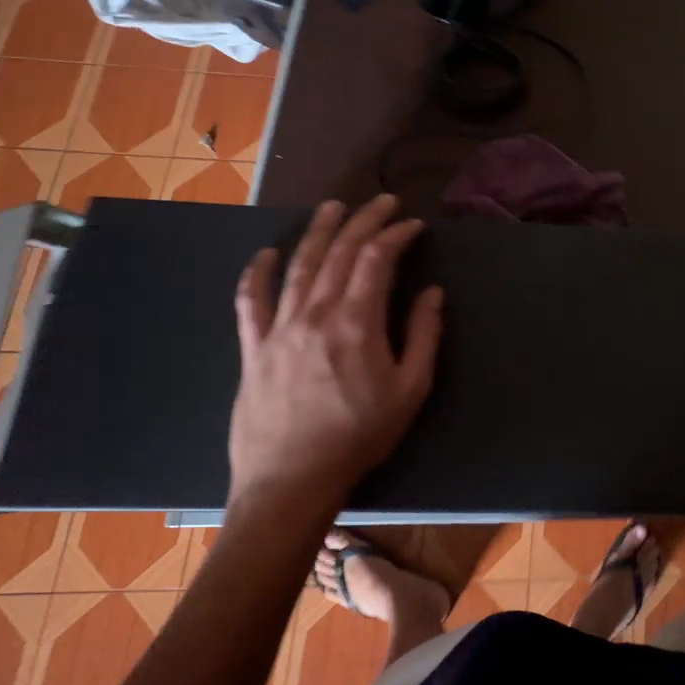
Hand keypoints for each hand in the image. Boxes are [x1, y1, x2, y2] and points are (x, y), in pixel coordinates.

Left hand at [228, 195, 442, 510]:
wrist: (292, 481)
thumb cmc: (360, 436)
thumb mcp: (410, 389)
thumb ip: (423, 335)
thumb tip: (433, 293)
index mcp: (357, 322)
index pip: (377, 259)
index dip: (397, 235)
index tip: (414, 225)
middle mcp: (316, 313)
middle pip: (339, 252)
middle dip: (364, 221)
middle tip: (383, 202)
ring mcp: (280, 328)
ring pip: (299, 266)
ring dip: (318, 231)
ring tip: (333, 207)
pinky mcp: (254, 348)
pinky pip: (251, 302)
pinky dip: (258, 273)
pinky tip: (266, 254)